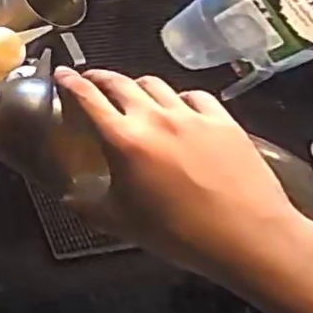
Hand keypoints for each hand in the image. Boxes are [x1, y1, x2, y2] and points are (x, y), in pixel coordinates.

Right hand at [55, 67, 312, 281]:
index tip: (62, 74)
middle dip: (101, 78)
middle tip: (93, 82)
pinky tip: (180, 108)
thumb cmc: (181, 233)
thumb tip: (70, 200)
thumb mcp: (122, 223)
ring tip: (134, 94)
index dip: (70, 81)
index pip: (87, 97)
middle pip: (119, 82)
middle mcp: (154, 118)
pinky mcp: (222, 122)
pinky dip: (180, 98)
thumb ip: (89, 207)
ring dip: (137, 86)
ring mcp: (190, 116)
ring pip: (155, 84)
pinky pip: (194, 97)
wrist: (250, 239)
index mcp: (123, 139)